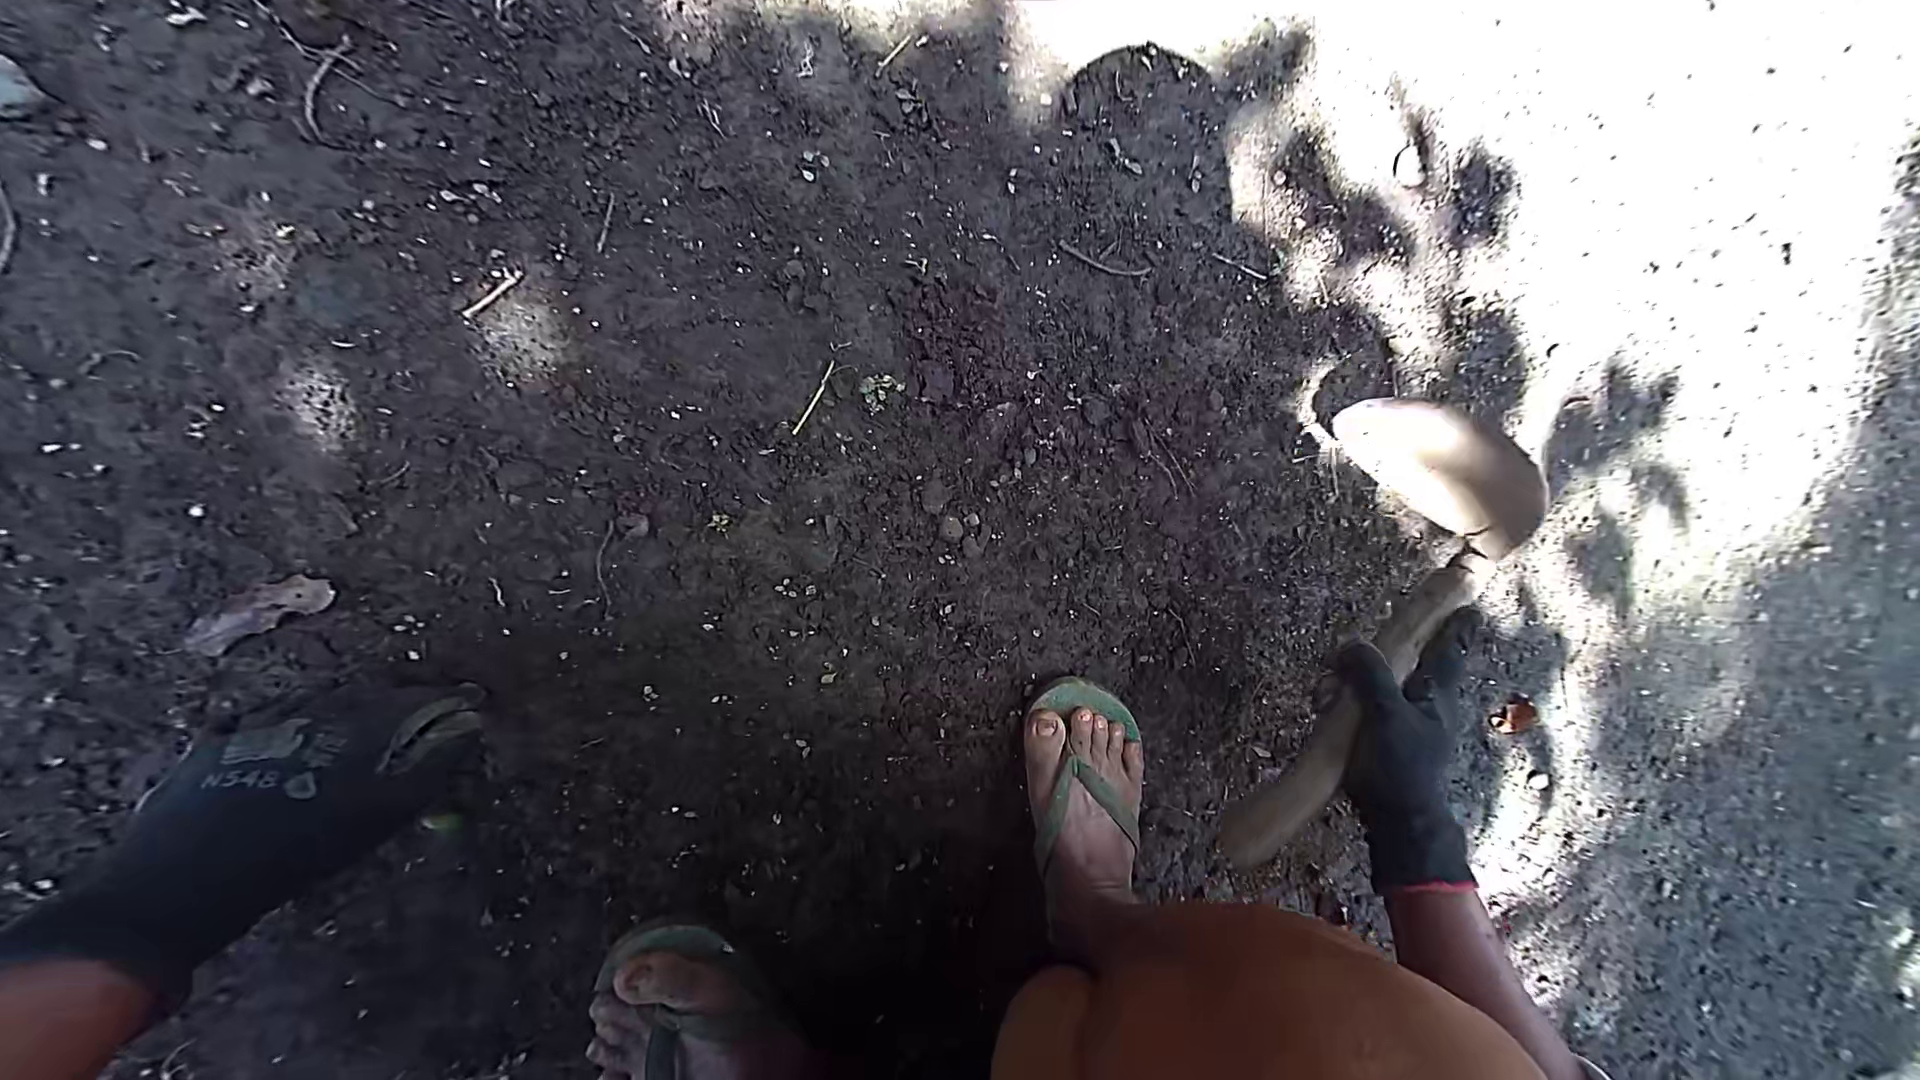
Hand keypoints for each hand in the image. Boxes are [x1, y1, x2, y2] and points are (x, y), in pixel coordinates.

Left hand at [0, 682, 483, 1004]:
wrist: (180, 887)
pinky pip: (269, 711)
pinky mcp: (218, 740)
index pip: (423, 695)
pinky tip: (298, 722)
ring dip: (354, 698)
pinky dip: (296, 712)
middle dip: (407, 691)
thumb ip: (434, 762)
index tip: (475, 698)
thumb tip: (472, 722)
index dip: (454, 696)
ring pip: (324, 694)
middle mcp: (316, 707)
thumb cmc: (301, 848)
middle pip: (374, 686)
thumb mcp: (384, 810)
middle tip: (427, 702)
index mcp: (361, 720)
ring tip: (370, 710)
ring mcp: (262, 720)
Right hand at [1334, 608, 1478, 893]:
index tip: (1470, 607)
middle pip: (1397, 664)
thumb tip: (1353, 643)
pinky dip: (1338, 704)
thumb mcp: (1385, 715)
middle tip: (1333, 664)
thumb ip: (1371, 675)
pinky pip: (1356, 706)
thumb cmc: (1401, 766)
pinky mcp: (1379, 736)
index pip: (1449, 653)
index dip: (1457, 629)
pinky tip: (1323, 712)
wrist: (1396, 819)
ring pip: (1369, 684)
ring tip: (1322, 698)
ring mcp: (1401, 721)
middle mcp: (1422, 704)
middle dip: (1362, 660)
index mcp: (1436, 696)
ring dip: (1342, 686)